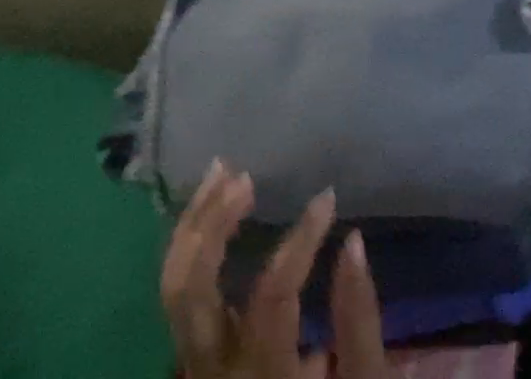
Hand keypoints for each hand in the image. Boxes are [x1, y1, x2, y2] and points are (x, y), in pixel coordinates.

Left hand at [161, 160, 387, 378]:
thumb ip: (359, 319)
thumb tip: (352, 242)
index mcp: (261, 378)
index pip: (271, 295)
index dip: (299, 240)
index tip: (328, 198)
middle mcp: (211, 372)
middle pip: (187, 288)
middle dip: (210, 223)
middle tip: (240, 173)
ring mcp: (193, 366)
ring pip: (171, 287)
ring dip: (191, 225)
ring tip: (219, 172)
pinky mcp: (194, 357)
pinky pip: (180, 293)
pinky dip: (191, 244)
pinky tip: (211, 209)